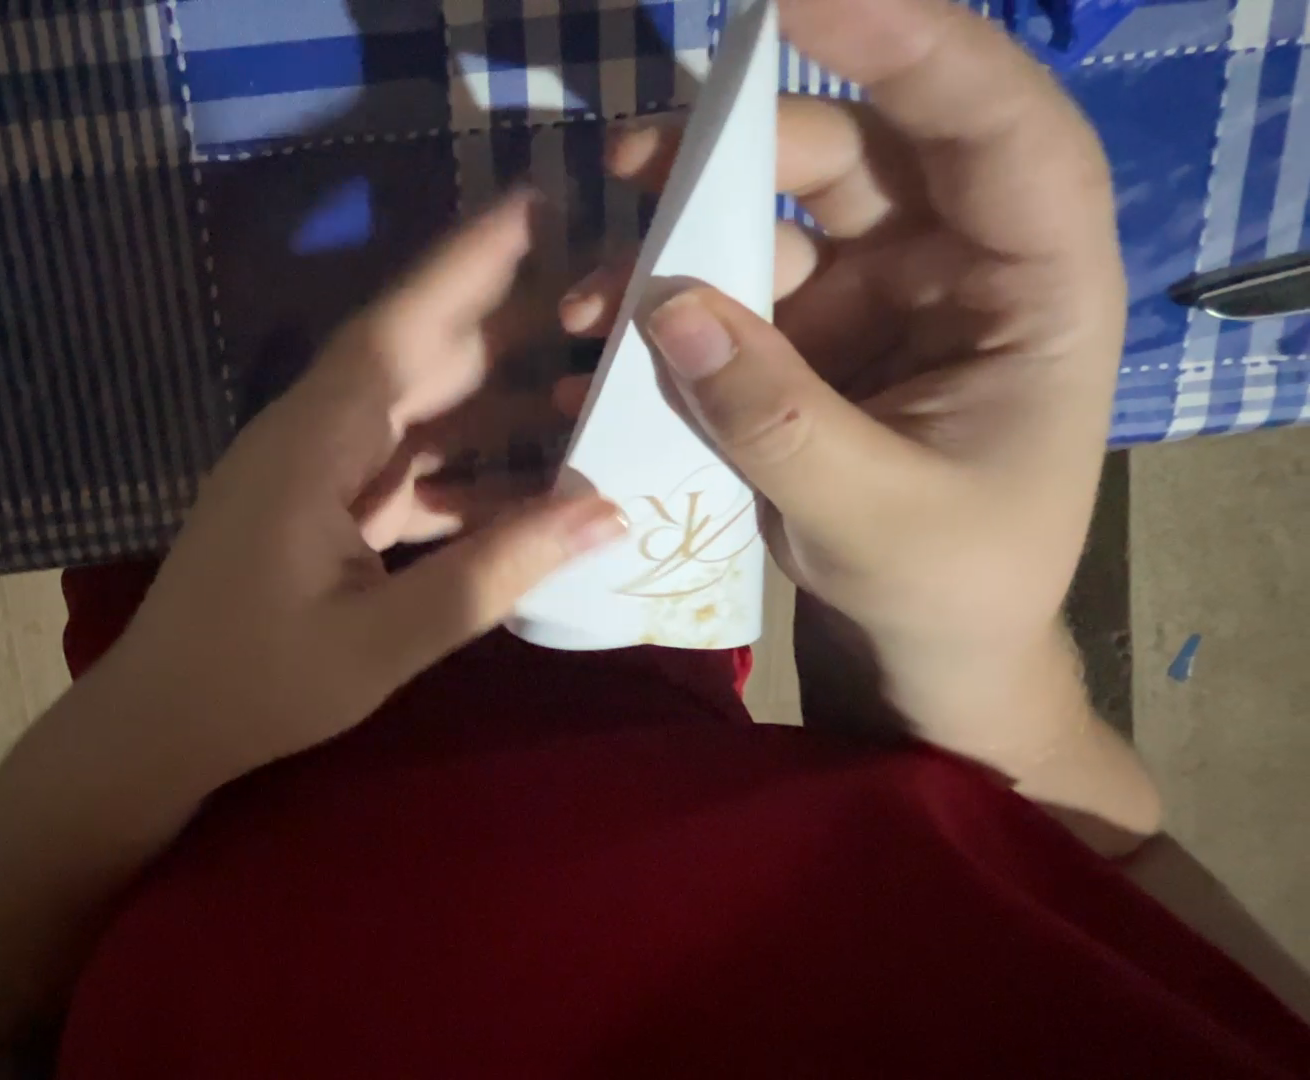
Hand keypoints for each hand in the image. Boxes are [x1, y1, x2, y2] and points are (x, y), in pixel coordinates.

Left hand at [95, 193, 624, 785]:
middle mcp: (307, 438)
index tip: (531, 206)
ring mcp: (307, 474)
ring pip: (408, 417)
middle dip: (498, 328)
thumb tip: (605, 512)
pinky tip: (518, 488)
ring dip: (485, 405)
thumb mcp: (381, 640)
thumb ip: (491, 573)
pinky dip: (454, 474)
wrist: (159, 723)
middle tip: (592, 298)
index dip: (464, 267)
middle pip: (411, 362)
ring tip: (579, 386)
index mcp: (310, 446)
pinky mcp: (312, 510)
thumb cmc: (256, 686)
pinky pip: (394, 471)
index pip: (396, 331)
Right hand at [557, 0, 1156, 843]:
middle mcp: (939, 271)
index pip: (991, 127)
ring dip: (671, 246)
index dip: (908, 45)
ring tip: (586, 299)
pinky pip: (716, 309)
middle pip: (844, 161)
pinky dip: (655, 324)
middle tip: (632, 165)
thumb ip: (771, 412)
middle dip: (736, 154)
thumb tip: (661, 304)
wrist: (917, 642)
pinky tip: (596, 358)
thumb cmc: (946, 579)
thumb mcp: (869, 509)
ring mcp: (853, 310)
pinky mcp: (787, 354)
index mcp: (1027, 286)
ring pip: (761, 229)